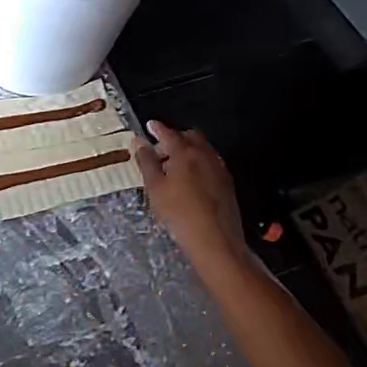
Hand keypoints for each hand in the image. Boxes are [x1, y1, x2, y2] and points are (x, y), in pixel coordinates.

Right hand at [136, 121, 248, 262]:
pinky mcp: (227, 183)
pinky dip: (198, 163)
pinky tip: (189, 181)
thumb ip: (147, 162)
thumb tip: (139, 143)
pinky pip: (210, 163)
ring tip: (172, 169)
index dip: (157, 128)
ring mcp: (219, 168)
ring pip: (202, 150)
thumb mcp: (155, 189)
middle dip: (174, 138)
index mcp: (186, 152)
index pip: (169, 133)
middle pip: (190, 136)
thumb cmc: (180, 214)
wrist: (216, 241)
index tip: (149, 125)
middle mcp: (205, 155)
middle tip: (159, 152)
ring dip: (187, 151)